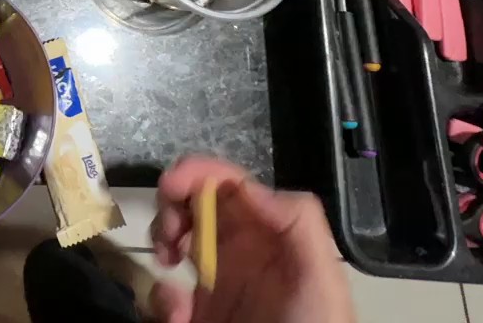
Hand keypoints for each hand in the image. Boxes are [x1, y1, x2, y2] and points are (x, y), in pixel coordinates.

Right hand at [146, 156, 353, 322]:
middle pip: (192, 203)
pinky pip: (164, 295)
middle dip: (171, 205)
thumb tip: (246, 186)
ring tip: (166, 265)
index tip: (170, 186)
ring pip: (172, 239)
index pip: (227, 185)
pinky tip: (177, 317)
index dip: (197, 173)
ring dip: (161, 241)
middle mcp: (238, 251)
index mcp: (267, 234)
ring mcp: (215, 285)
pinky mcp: (195, 318)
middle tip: (167, 234)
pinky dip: (160, 299)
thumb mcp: (322, 281)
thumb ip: (298, 223)